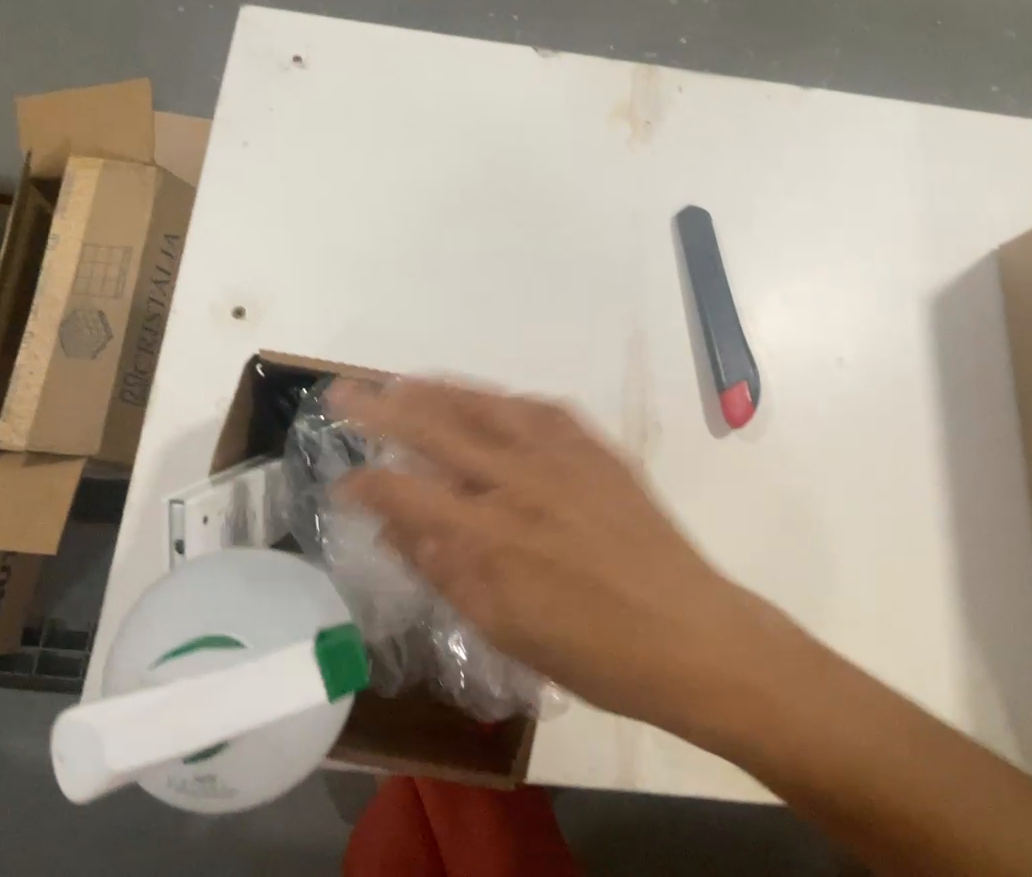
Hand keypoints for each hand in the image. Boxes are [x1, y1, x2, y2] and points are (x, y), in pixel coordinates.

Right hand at [328, 377, 765, 730]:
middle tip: (343, 391)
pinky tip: (489, 401)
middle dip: (382, 409)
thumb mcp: (504, 626)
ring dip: (440, 391)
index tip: (341, 479)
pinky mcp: (598, 452)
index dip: (366, 481)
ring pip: (487, 407)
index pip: (406, 491)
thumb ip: (444, 569)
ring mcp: (563, 458)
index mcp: (490, 534)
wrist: (689, 634)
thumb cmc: (593, 650)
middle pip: (436, 430)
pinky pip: (542, 410)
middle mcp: (519, 481)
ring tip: (405, 380)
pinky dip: (503, 401)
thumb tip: (394, 525)